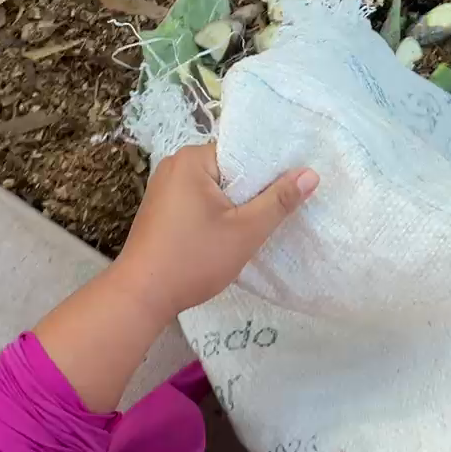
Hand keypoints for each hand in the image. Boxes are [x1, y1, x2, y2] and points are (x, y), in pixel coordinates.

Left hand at [109, 142, 318, 321]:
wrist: (139, 299)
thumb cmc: (193, 260)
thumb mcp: (245, 231)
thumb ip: (279, 201)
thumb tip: (311, 174)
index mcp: (193, 158)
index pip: (242, 152)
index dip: (267, 171)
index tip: (287, 190)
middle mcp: (175, 164)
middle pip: (229, 169)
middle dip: (251, 190)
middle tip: (274, 212)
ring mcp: (164, 186)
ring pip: (215, 187)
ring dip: (233, 204)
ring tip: (252, 225)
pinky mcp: (160, 208)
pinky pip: (198, 199)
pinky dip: (215, 212)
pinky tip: (226, 233)